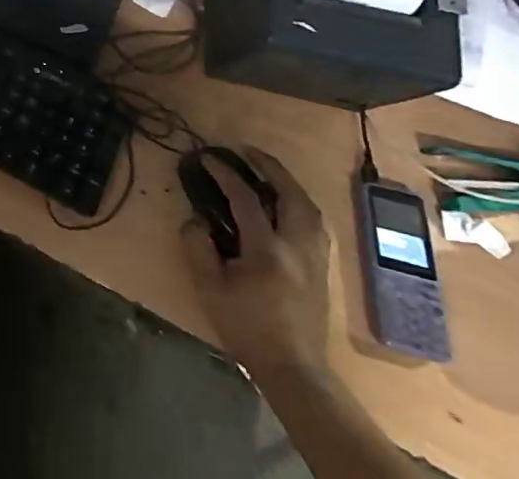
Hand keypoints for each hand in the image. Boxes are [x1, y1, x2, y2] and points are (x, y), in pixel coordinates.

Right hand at [181, 146, 330, 374]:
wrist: (293, 367)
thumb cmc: (246, 327)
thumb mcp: (209, 288)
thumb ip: (198, 247)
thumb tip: (196, 219)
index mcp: (268, 250)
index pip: (245, 198)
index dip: (225, 174)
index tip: (207, 158)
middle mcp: (298, 246)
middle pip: (290, 193)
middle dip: (268, 166)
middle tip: (247, 151)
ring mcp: (315, 256)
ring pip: (309, 206)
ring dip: (287, 182)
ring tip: (266, 171)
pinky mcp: (321, 266)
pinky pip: (314, 221)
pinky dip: (299, 202)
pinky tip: (285, 203)